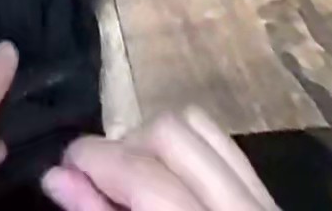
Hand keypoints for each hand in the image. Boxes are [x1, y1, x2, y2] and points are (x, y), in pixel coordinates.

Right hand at [42, 108, 278, 210]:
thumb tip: (56, 177)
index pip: (143, 175)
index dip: (90, 159)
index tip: (64, 170)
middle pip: (169, 134)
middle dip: (121, 146)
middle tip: (98, 182)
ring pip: (198, 128)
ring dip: (152, 141)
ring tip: (132, 179)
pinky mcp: (275, 209)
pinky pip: (223, 148)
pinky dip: (185, 148)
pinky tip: (167, 182)